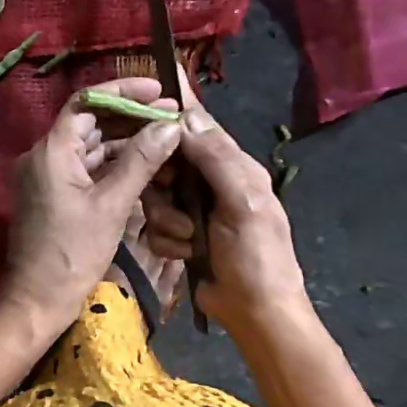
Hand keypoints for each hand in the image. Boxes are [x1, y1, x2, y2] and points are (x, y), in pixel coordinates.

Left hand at [1, 78, 182, 331]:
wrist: (39, 299)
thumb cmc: (74, 252)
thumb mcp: (113, 205)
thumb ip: (141, 161)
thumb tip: (171, 127)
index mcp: (52, 151)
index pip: (87, 102)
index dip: (123, 91)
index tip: (157, 90)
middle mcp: (44, 155)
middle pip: (89, 122)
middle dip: (129, 116)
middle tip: (169, 116)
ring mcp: (47, 175)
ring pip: (90, 145)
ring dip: (124, 140)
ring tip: (164, 136)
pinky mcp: (53, 193)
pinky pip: (86, 166)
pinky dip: (113, 162)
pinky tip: (144, 163)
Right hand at [141, 78, 306, 336]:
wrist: (256, 313)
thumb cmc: (257, 255)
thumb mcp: (243, 202)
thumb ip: (216, 158)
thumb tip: (187, 115)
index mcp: (233, 166)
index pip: (201, 126)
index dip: (175, 111)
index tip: (149, 93)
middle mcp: (212, 182)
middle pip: (168, 161)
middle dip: (163, 183)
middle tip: (168, 196)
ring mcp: (195, 211)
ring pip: (157, 196)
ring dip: (167, 219)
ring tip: (188, 239)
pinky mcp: (181, 236)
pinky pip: (157, 226)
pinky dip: (167, 241)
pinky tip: (185, 254)